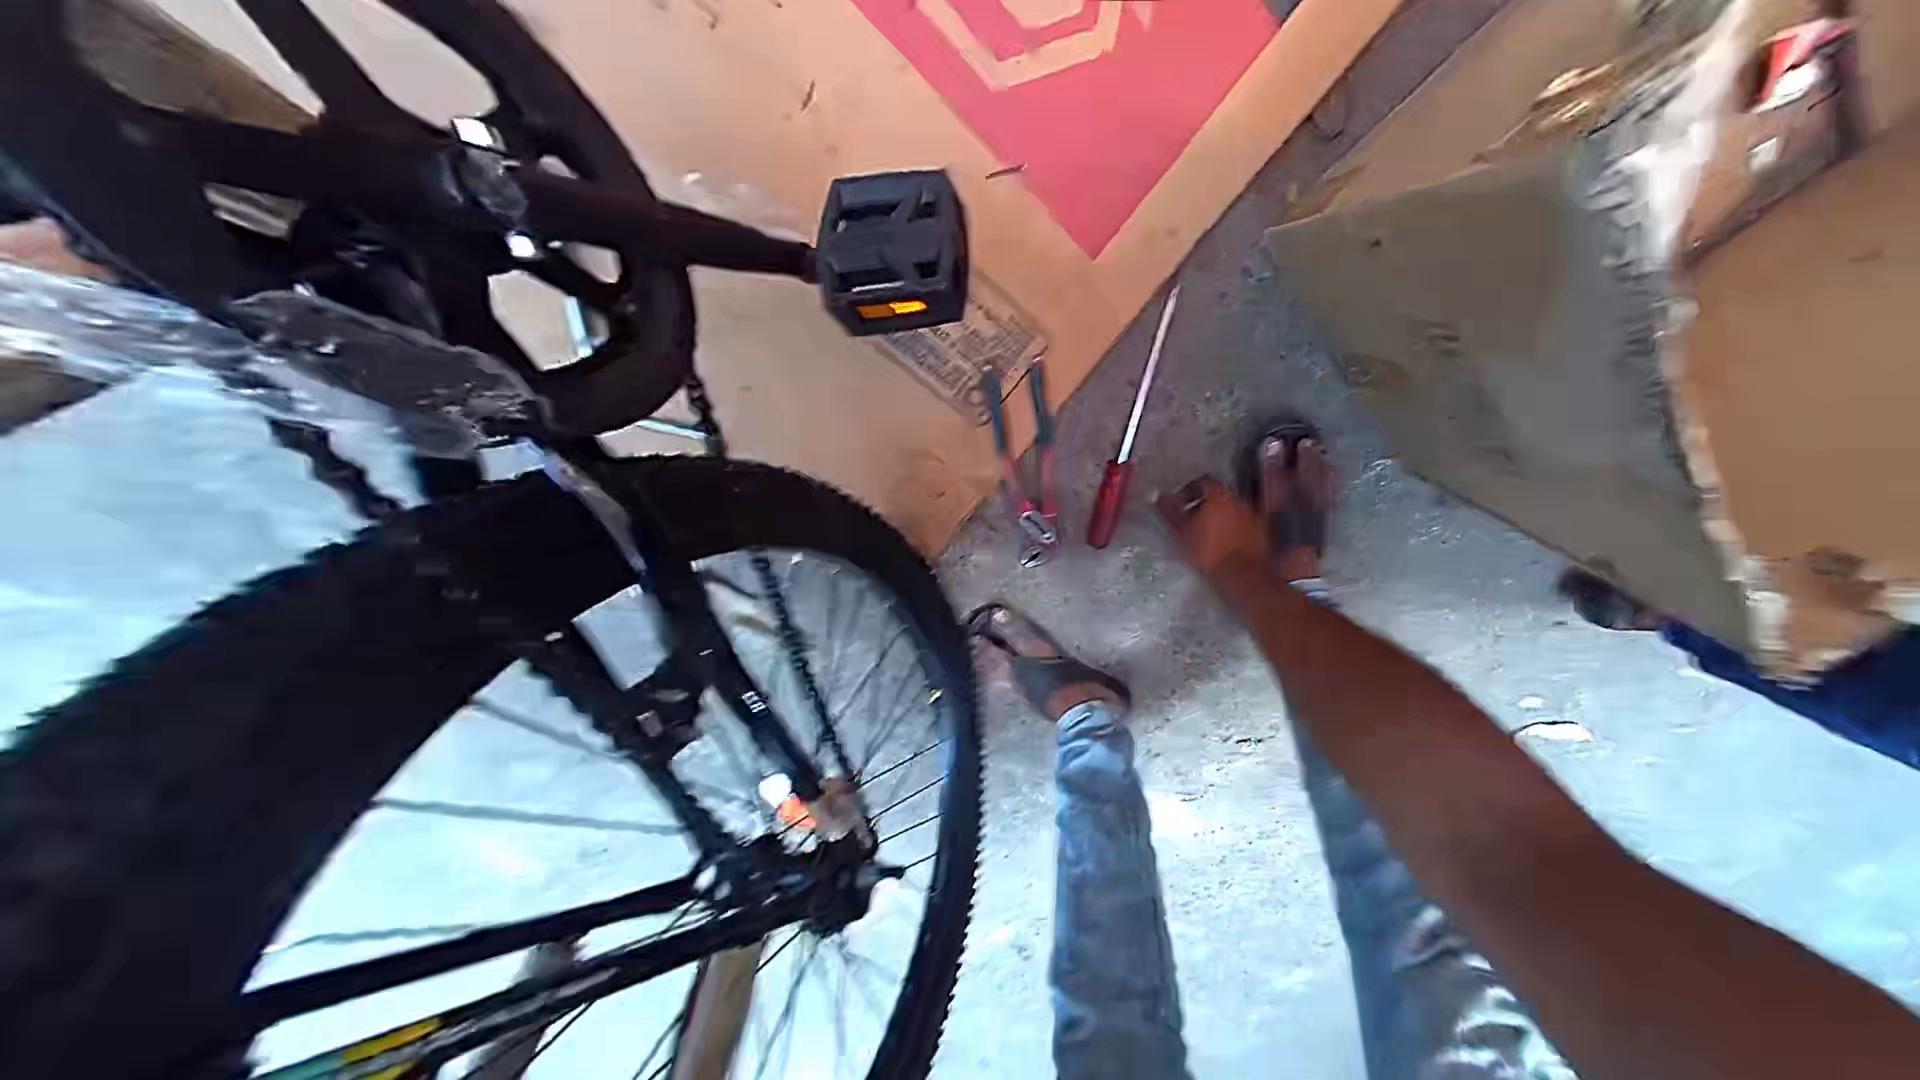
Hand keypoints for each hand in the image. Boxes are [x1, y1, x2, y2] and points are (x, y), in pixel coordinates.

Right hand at [1154, 477, 1268, 580]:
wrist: (1242, 575)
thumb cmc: (1209, 554)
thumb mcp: (1184, 535)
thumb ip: (1171, 515)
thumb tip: (1160, 500)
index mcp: (1219, 498)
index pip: (1205, 482)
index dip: (1192, 490)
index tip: (1184, 501)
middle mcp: (1239, 502)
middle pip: (1221, 496)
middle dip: (1208, 504)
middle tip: (1195, 518)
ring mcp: (1254, 516)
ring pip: (1234, 510)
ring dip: (1223, 518)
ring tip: (1211, 534)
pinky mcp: (1263, 532)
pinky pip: (1245, 524)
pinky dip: (1236, 529)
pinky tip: (1227, 544)